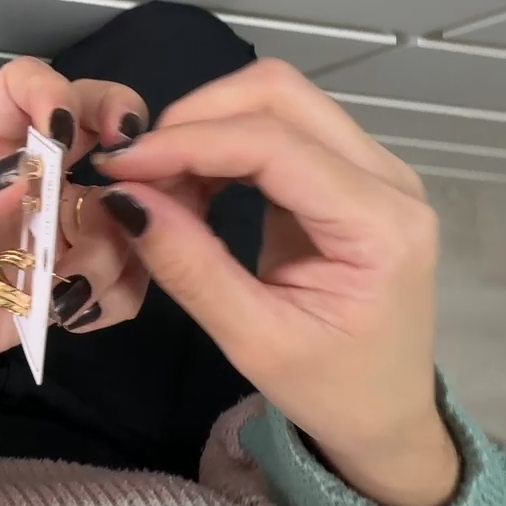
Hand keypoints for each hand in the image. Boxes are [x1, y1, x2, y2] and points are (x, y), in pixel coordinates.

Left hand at [0, 57, 150, 389]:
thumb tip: (21, 172)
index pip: (24, 85)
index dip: (52, 91)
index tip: (62, 132)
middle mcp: (29, 178)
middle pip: (93, 119)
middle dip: (121, 128)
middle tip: (129, 172)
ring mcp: (54, 228)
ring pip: (118, 207)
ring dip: (109, 245)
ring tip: (63, 287)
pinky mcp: (68, 279)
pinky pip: (122, 274)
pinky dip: (113, 294)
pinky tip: (67, 315)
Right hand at [92, 60, 457, 505]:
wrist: (386, 413)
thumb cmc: (332, 388)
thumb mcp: (254, 342)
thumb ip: (189, 266)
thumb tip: (122, 197)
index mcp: (380, 225)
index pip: (272, 144)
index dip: (187, 143)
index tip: (119, 164)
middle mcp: (384, 175)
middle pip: (277, 93)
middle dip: (195, 116)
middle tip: (141, 167)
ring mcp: (368, 163)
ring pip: (272, 96)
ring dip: (203, 124)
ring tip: (162, 180)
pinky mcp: (341, 165)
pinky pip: (271, 121)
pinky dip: (217, 139)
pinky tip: (191, 182)